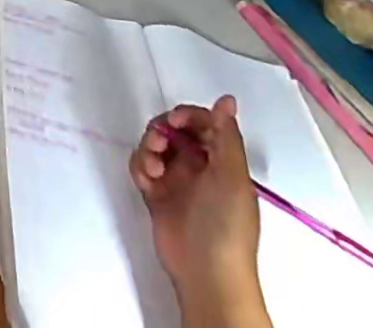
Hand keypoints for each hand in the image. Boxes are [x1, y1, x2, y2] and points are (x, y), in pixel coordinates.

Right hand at [129, 96, 269, 327]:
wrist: (207, 274)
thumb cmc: (225, 223)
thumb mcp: (231, 176)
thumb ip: (226, 134)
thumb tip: (227, 98)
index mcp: (221, 159)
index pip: (203, 123)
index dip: (187, 116)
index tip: (174, 121)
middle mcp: (198, 165)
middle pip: (174, 130)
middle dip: (163, 129)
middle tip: (160, 141)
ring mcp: (176, 179)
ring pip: (155, 145)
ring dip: (149, 147)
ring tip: (153, 168)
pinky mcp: (156, 194)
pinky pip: (141, 167)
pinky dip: (140, 166)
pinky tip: (147, 180)